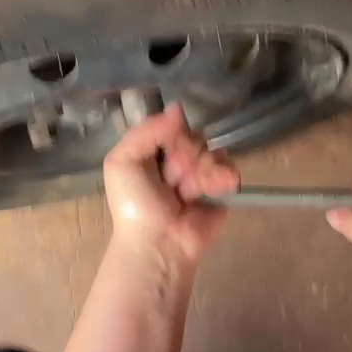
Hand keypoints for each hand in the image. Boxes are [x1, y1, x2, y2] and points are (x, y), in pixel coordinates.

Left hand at [103, 104, 238, 262]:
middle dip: (184, 156)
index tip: (167, 149)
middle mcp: (177, 160)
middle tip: (171, 180)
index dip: (173, 133)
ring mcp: (201, 174)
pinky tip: (207, 192)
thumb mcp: (122, 161)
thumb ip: (146, 130)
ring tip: (187, 193)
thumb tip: (178, 109)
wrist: (159, 242)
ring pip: (213, 151)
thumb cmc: (135, 204)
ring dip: (200, 170)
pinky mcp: (221, 190)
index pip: (172, 125)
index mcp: (152, 151)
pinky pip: (230, 169)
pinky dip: (220, 178)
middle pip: (194, 137)